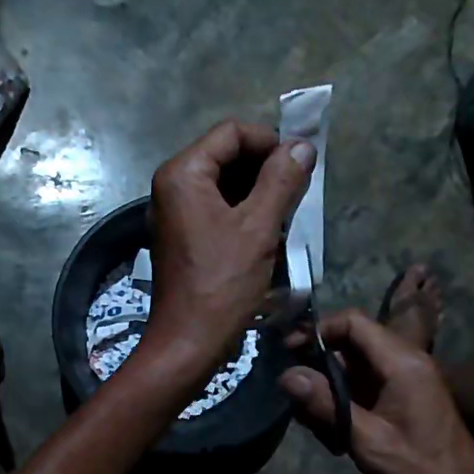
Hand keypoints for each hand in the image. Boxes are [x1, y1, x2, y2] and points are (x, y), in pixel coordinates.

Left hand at [146, 120, 314, 366]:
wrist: (188, 341)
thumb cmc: (222, 283)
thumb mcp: (259, 227)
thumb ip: (281, 180)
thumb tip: (302, 146)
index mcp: (182, 174)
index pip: (232, 133)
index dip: (270, 142)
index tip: (300, 166)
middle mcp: (171, 186)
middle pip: (226, 156)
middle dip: (265, 169)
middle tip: (298, 192)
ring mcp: (174, 213)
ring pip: (223, 184)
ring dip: (258, 193)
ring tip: (287, 214)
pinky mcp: (181, 236)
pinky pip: (216, 209)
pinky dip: (243, 213)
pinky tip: (267, 233)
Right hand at [280, 310, 473, 473]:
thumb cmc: (420, 472)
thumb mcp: (367, 440)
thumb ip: (325, 404)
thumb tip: (286, 375)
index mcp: (403, 363)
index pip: (353, 323)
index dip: (317, 330)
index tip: (288, 351)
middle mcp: (404, 362)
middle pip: (347, 344)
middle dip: (316, 367)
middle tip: (295, 398)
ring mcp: (402, 381)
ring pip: (349, 369)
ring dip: (326, 391)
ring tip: (316, 427)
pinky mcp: (398, 399)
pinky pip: (359, 388)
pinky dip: (340, 404)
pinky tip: (334, 438)